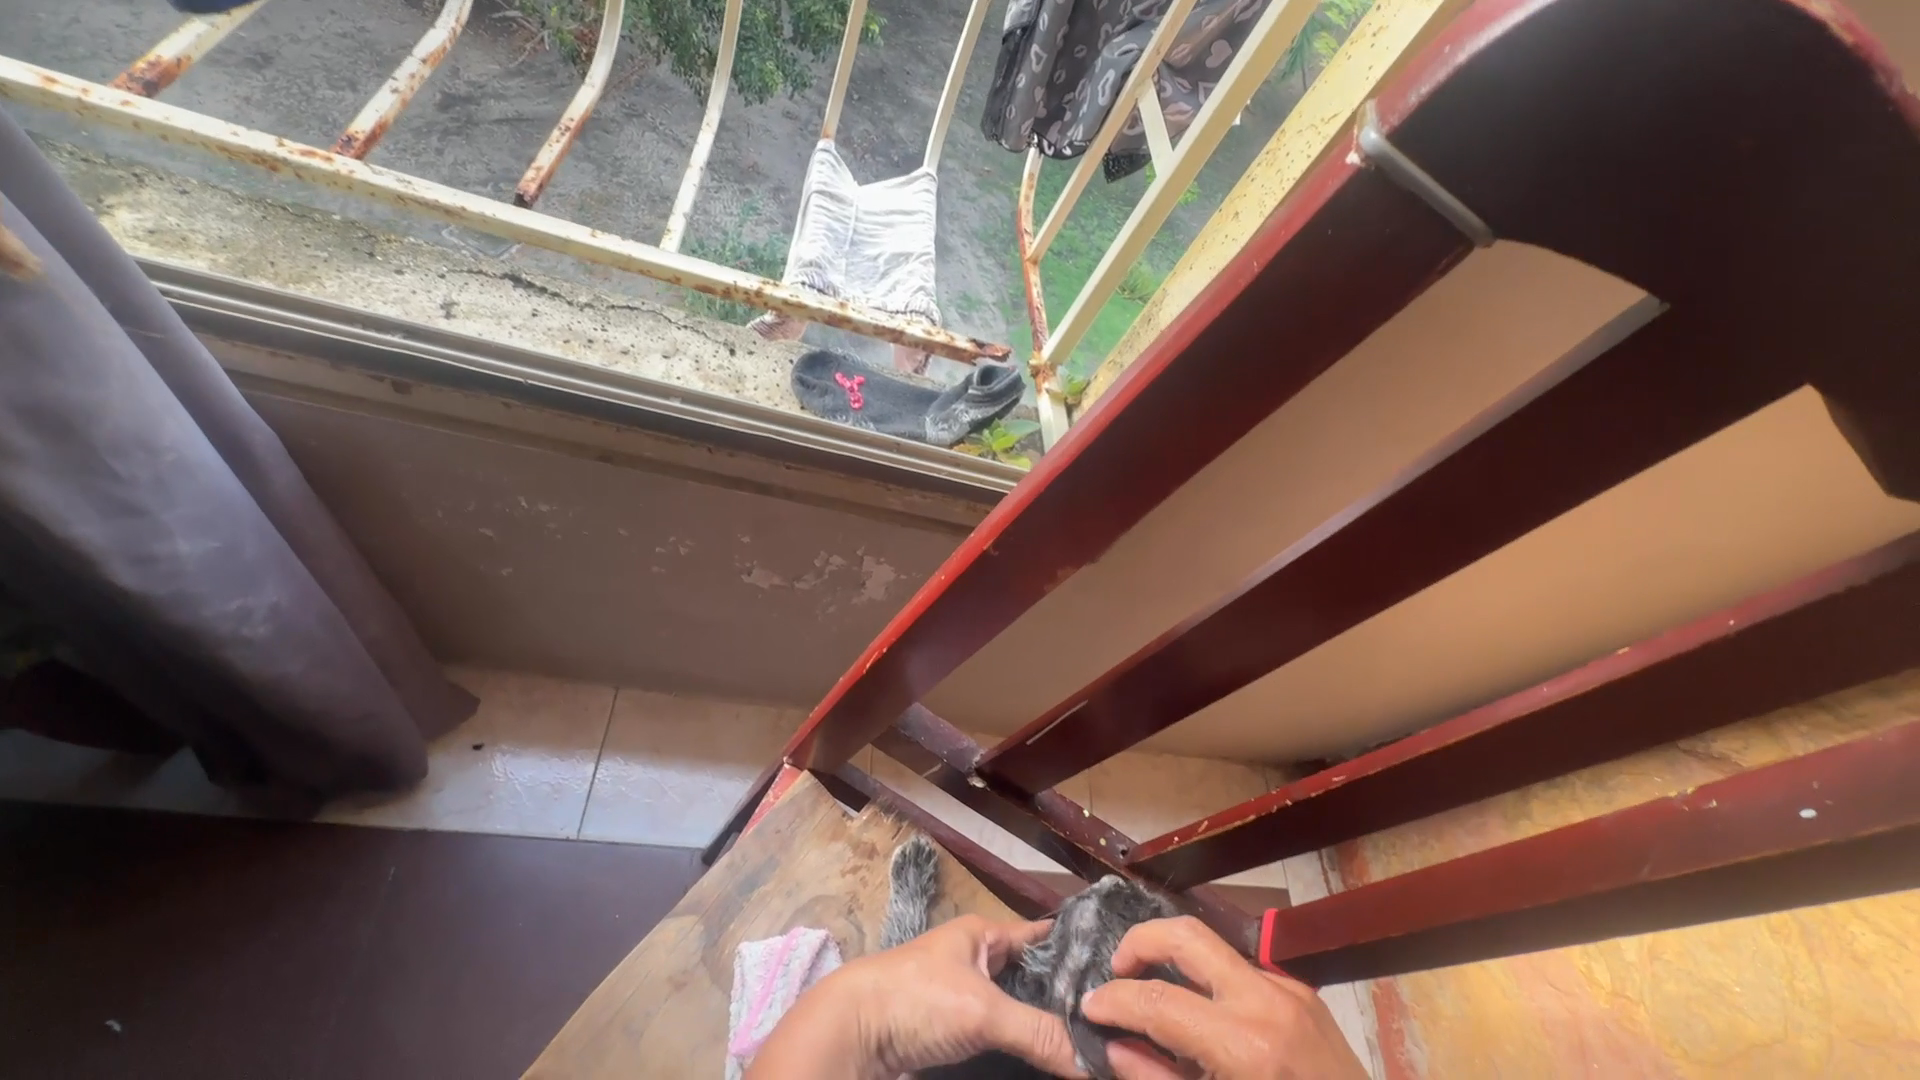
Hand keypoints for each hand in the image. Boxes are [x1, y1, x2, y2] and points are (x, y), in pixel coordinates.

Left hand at [747, 914, 1085, 1079]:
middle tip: (1116, 1021)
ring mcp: (967, 997)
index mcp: (986, 934)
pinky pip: (1003, 1036)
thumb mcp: (983, 1011)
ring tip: (1095, 1043)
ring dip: (1048, 1027)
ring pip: (1020, 1009)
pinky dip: (1026, 1047)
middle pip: (1036, 977)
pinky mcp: (956, 1032)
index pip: (1045, 936)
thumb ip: (1040, 1033)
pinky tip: (1053, 1060)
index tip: (1123, 973)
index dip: (1080, 951)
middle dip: (1070, 998)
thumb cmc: (917, 999)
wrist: (852, 1032)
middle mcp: (979, 960)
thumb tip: (1097, 1063)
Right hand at [1080, 917, 1368, 1079]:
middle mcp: (1267, 1000)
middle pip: (1187, 935)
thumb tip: (1112, 1044)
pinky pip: (1240, 972)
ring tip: (1150, 989)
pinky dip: (1207, 982)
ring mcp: (1290, 990)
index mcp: (1246, 1045)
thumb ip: (1155, 1079)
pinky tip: (1201, 1015)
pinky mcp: (1302, 993)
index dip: (1114, 1000)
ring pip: (1214, 947)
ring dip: (1173, 958)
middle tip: (1116, 970)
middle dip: (1140, 941)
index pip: (1159, 1001)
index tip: (1088, 1006)